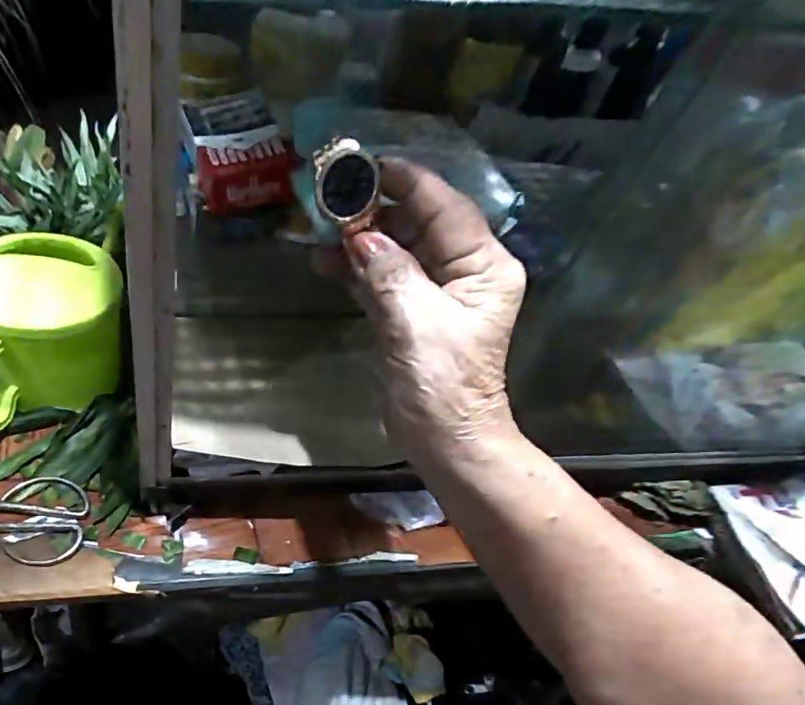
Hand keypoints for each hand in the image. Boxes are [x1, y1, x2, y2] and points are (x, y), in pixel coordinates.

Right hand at [317, 159, 526, 455]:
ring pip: (397, 252)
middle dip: (377, 212)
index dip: (408, 184)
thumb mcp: (414, 323)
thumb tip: (359, 237)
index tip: (370, 165)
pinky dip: (357, 271)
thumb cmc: (440, 384)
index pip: (446, 209)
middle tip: (333, 200)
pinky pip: (384, 280)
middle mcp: (464, 272)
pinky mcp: (410, 317)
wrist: (443, 440)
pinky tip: (328, 263)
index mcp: (483, 266)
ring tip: (321, 233)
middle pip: (419, 226)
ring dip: (361, 242)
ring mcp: (436, 296)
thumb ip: (388, 273)